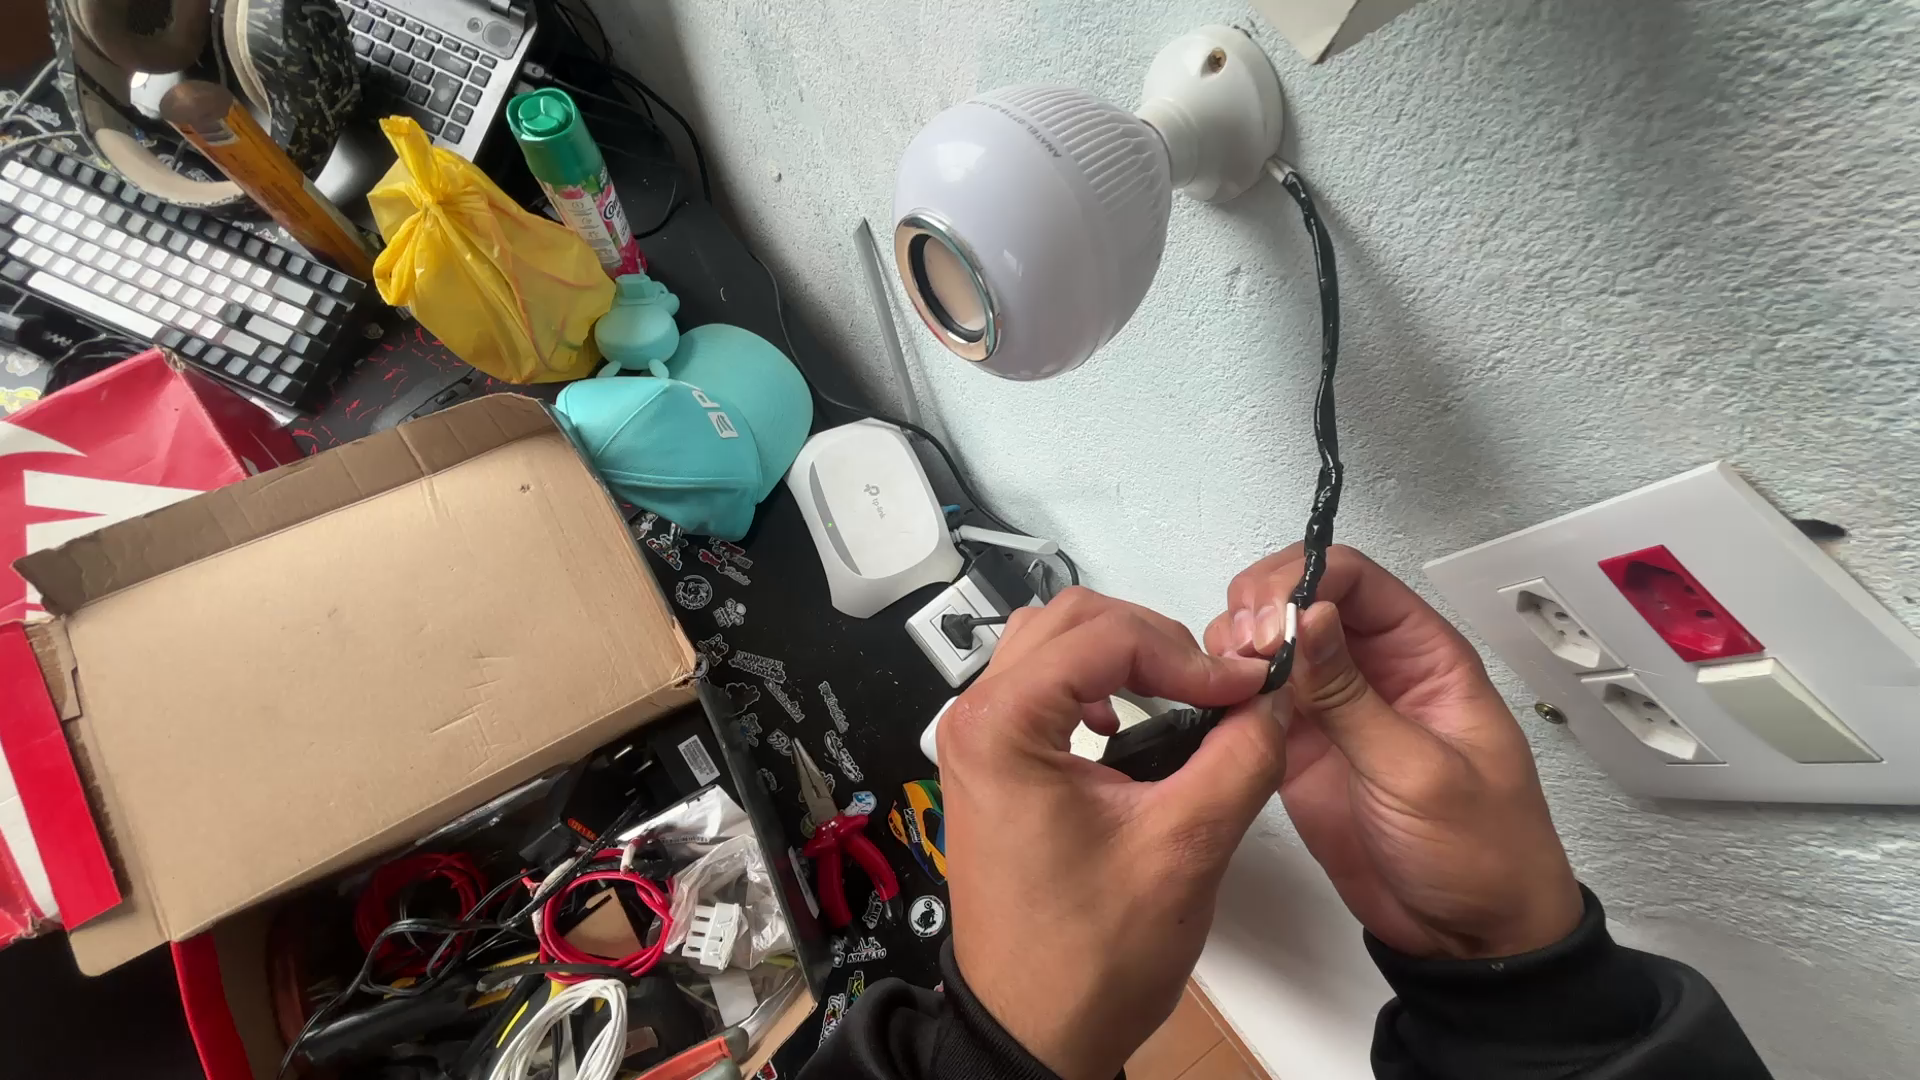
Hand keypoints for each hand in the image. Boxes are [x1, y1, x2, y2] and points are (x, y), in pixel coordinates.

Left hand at [938, 587, 1287, 1079]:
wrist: (1031, 1027)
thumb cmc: (1088, 954)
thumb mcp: (1184, 848)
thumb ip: (1240, 757)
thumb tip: (1269, 700)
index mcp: (1001, 724)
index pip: (1101, 637)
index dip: (1182, 652)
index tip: (1242, 686)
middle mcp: (975, 714)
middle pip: (1069, 621)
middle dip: (1149, 638)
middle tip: (1209, 683)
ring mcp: (976, 734)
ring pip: (1050, 641)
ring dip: (1117, 650)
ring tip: (1171, 689)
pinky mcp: (989, 757)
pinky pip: (1036, 680)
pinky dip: (1087, 679)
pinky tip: (1119, 721)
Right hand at [1204, 545, 1582, 959]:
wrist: (1462, 936)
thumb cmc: (1474, 850)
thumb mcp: (1417, 770)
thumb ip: (1351, 694)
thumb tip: (1305, 614)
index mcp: (1419, 653)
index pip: (1354, 578)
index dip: (1303, 580)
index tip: (1265, 620)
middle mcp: (1367, 662)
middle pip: (1301, 593)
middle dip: (1259, 603)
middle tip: (1236, 645)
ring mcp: (1327, 698)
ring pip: (1268, 634)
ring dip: (1236, 638)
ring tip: (1226, 673)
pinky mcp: (1294, 734)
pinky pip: (1252, 687)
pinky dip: (1227, 681)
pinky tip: (1218, 696)